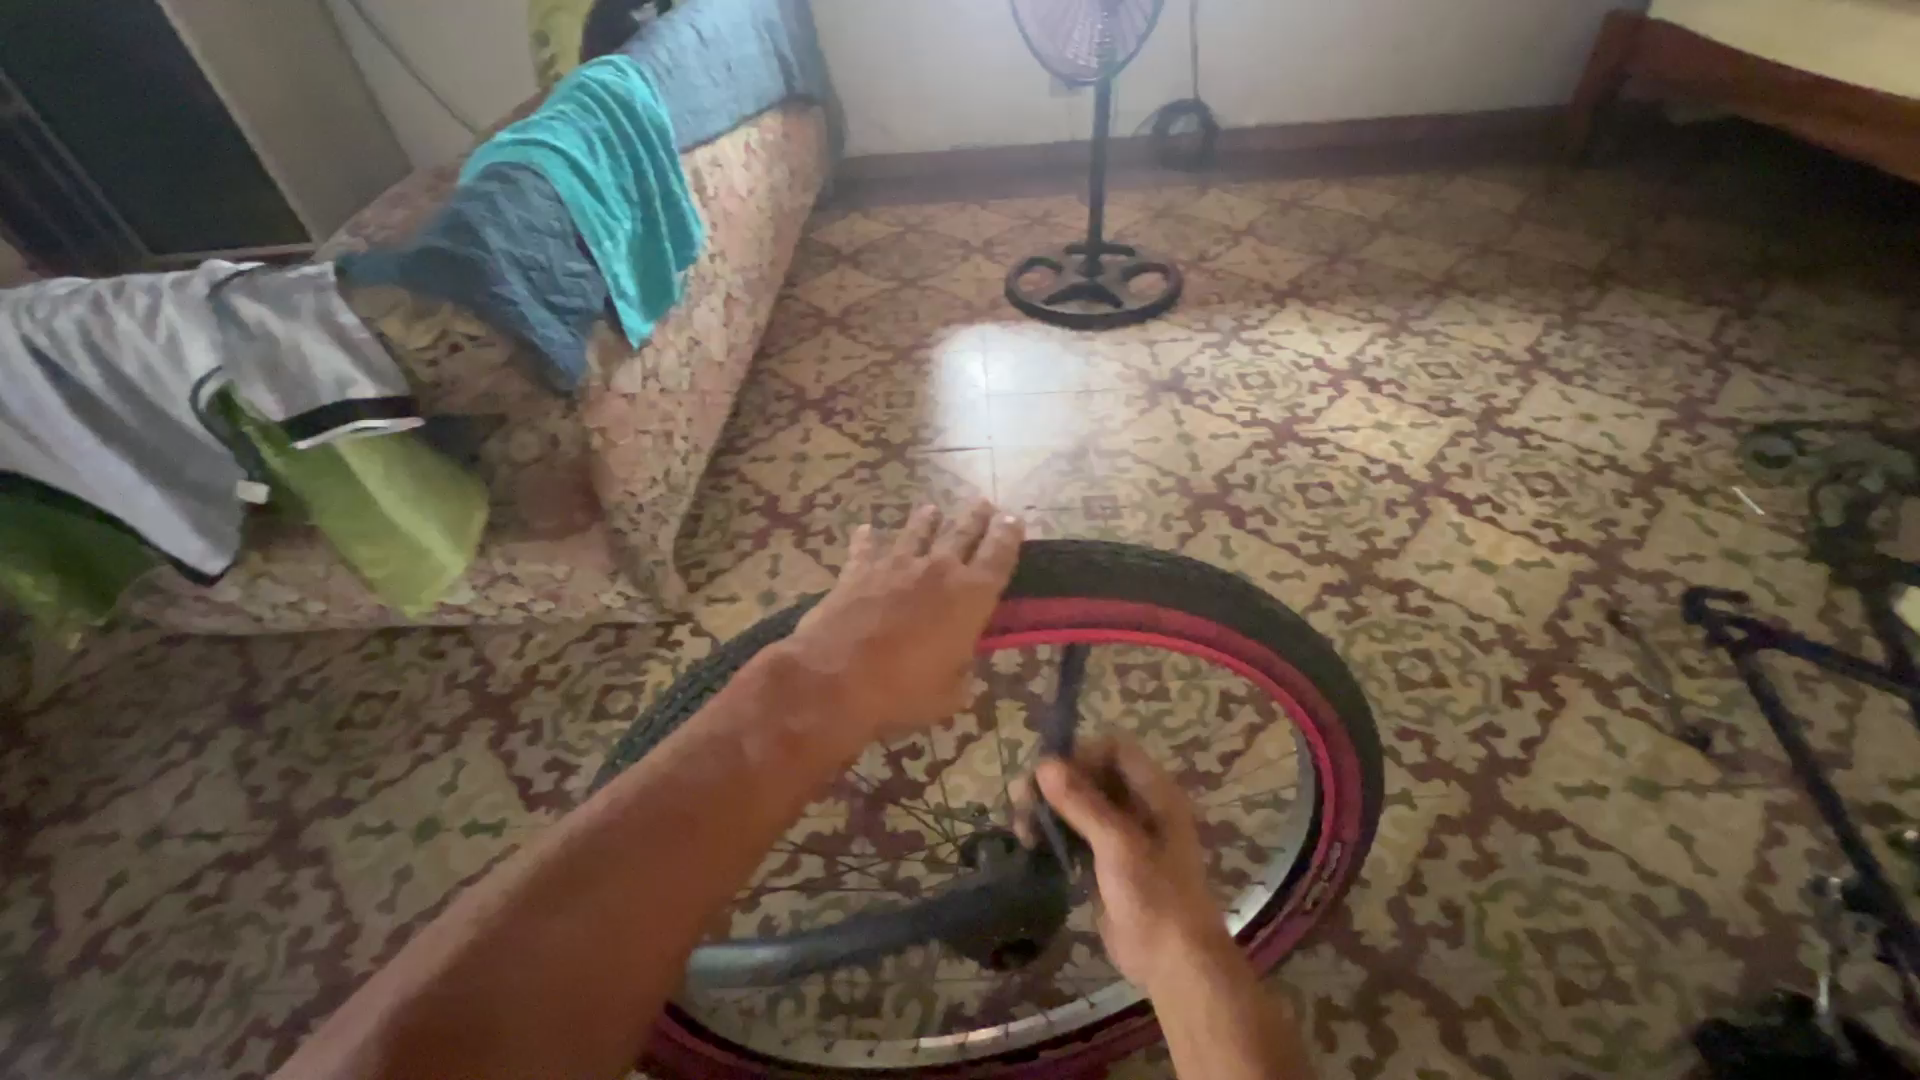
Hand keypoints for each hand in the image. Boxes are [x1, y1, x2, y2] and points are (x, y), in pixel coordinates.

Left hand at [782, 501, 1023, 741]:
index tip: (1013, 519)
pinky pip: (865, 548)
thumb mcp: (950, 693)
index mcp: (971, 596)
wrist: (835, 678)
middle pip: (962, 533)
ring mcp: (895, 565)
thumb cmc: (904, 691)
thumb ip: (963, 672)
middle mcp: (937, 570)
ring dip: (926, 519)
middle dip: (976, 517)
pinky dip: (867, 538)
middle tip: (984, 503)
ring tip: (931, 510)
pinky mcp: (858, 571)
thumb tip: (964, 667)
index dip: (1008, 535)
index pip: (999, 555)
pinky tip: (865, 529)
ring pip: (916, 531)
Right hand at [1034, 736, 1232, 993]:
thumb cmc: (1155, 897)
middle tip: (1022, 801)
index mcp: (1154, 794)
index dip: (1081, 754)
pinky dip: (1053, 834)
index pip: (1115, 749)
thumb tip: (1043, 764)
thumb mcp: (1119, 846)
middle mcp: (1139, 807)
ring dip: (1048, 809)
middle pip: (1091, 774)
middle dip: (1055, 783)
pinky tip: (1031, 846)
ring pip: (1079, 804)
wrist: (1174, 964)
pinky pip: (1075, 834)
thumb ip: (1082, 803)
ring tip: (1021, 828)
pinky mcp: (1106, 863)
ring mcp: (1122, 836)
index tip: (1049, 775)